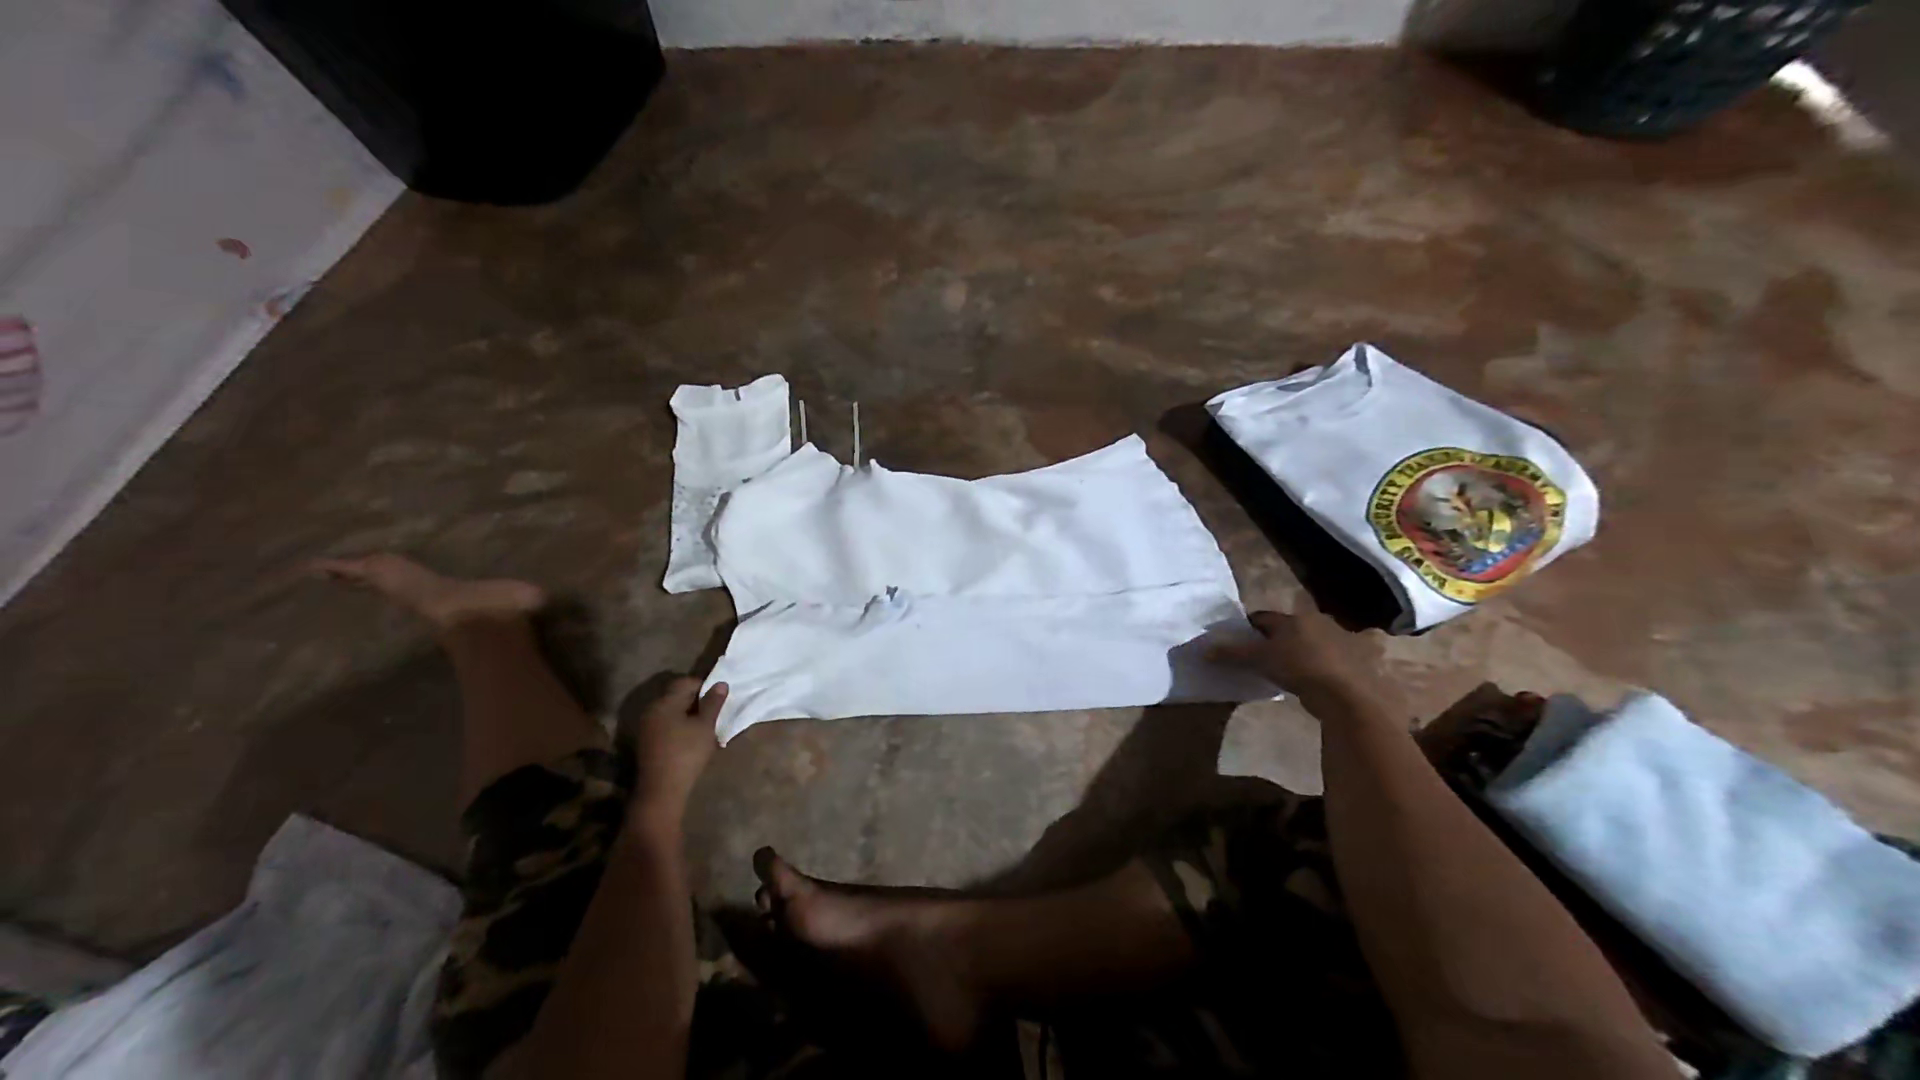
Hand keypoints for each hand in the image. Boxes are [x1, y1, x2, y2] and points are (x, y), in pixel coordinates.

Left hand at [629, 677, 726, 829]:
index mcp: (665, 702)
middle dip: (696, 700)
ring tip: (705, 726)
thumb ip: (713, 703)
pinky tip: (690, 738)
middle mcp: (652, 709)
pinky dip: (679, 725)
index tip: (718, 698)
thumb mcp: (705, 726)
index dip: (704, 685)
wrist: (662, 789)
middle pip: (676, 695)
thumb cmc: (687, 753)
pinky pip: (665, 723)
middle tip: (714, 712)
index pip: (685, 682)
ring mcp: (647, 726)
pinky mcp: (647, 741)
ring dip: (687, 713)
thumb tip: (720, 684)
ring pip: (671, 710)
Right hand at [1211, 607, 1383, 708]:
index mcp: (1294, 618)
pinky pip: (1328, 659)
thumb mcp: (1259, 659)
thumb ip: (1232, 653)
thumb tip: (1204, 650)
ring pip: (1310, 642)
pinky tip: (1311, 680)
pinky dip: (1318, 666)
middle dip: (1275, 639)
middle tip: (1260, 657)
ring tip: (1284, 671)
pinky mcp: (1355, 661)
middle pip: (1288, 628)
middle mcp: (1318, 622)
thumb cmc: (1299, 667)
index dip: (1248, 628)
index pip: (1263, 617)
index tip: (1237, 641)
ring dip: (1298, 652)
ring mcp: (1340, 641)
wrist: (1348, 694)